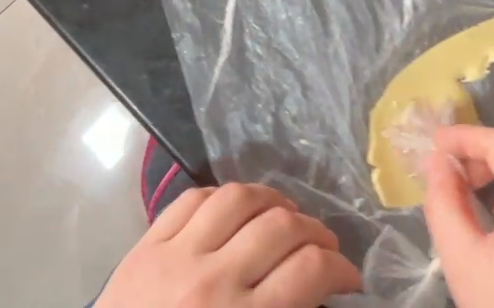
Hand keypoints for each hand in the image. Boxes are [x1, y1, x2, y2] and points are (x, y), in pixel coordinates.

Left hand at [96, 183, 362, 307]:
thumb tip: (318, 296)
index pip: (309, 272)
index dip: (341, 269)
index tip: (348, 279)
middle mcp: (211, 281)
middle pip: (282, 227)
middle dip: (316, 232)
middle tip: (323, 248)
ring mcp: (175, 256)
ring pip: (239, 198)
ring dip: (273, 201)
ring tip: (285, 216)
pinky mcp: (145, 245)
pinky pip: (192, 198)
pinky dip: (222, 197)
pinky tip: (237, 210)